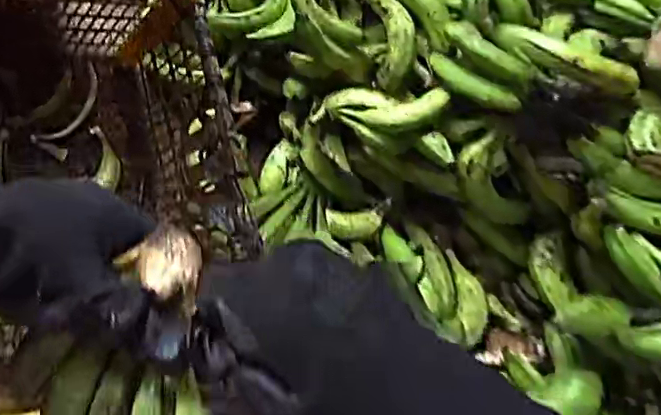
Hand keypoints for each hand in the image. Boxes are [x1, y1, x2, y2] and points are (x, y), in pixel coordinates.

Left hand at [0, 180, 155, 339]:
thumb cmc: (39, 256)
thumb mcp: (86, 289)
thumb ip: (122, 308)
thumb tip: (155, 331)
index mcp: (115, 209)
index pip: (155, 239)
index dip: (160, 274)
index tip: (156, 306)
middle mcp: (95, 198)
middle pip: (124, 243)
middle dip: (124, 278)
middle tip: (120, 312)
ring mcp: (64, 201)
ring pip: (94, 245)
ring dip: (93, 275)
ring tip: (86, 306)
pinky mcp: (39, 212)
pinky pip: (67, 243)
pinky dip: (67, 267)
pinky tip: (54, 289)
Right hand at [193, 243, 540, 414]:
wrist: (450, 408)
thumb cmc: (359, 413)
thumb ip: (244, 388)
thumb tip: (216, 368)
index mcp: (269, 291)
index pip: (213, 283)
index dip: (210, 319)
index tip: (216, 351)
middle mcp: (294, 260)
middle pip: (247, 277)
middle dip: (245, 313)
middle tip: (259, 360)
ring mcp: (331, 261)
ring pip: (281, 275)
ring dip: (278, 307)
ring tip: (297, 356)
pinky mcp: (360, 271)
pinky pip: (315, 280)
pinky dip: (310, 304)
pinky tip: (331, 346)